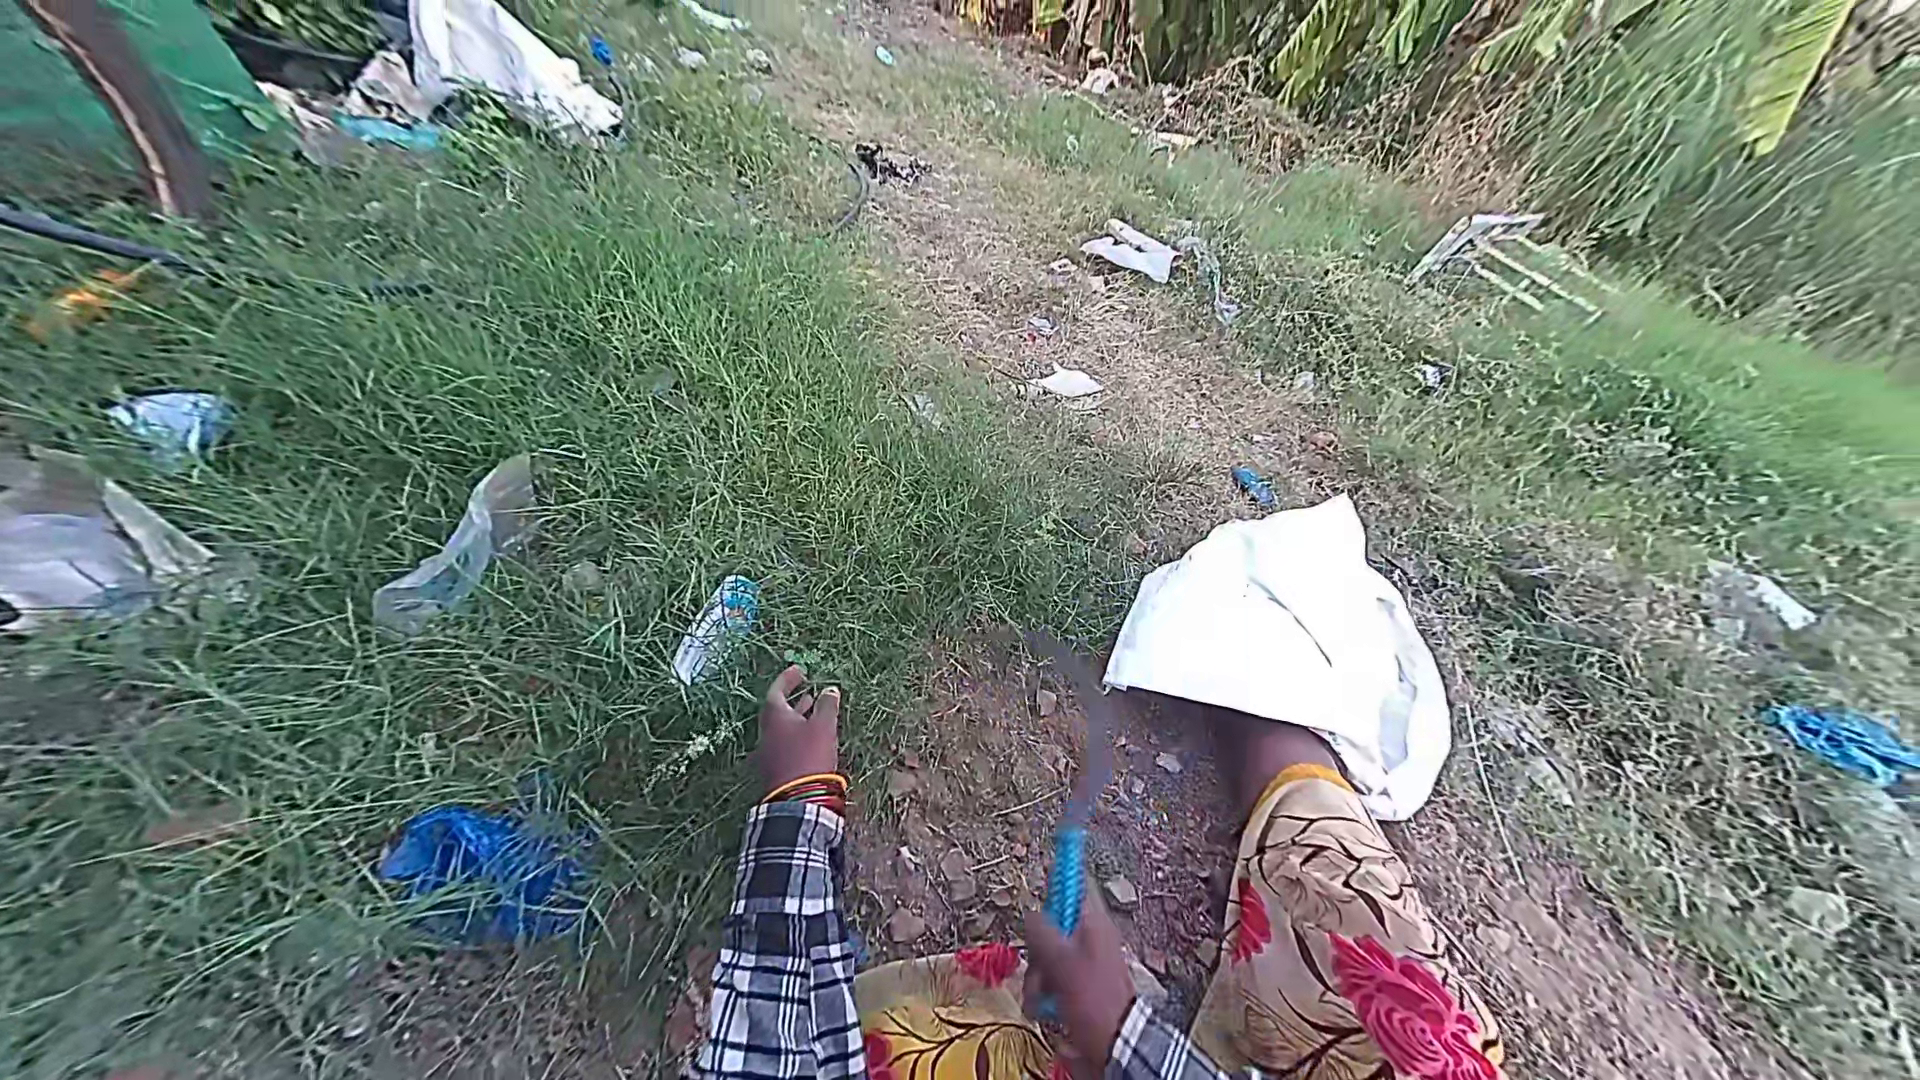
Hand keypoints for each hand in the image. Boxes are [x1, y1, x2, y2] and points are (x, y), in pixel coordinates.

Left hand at [755, 665, 840, 796]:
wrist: (797, 799)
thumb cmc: (809, 754)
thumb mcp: (823, 725)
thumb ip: (827, 705)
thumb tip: (830, 689)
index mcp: (774, 717)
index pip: (777, 690)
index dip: (788, 678)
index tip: (800, 670)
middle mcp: (766, 732)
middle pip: (777, 709)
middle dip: (793, 697)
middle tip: (807, 688)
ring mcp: (768, 751)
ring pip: (781, 726)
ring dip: (796, 714)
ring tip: (813, 708)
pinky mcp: (775, 766)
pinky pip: (784, 740)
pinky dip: (796, 731)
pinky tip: (811, 734)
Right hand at [1023, 886, 1136, 1073]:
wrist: (1119, 1045)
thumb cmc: (1094, 998)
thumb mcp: (1060, 960)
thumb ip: (1041, 930)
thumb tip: (1030, 914)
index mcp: (1092, 920)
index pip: (1077, 880)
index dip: (1059, 873)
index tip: (1044, 870)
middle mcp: (1091, 934)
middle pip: (1055, 920)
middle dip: (1039, 943)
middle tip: (1038, 962)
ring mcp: (1087, 958)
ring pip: (1051, 950)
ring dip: (1039, 973)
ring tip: (1040, 994)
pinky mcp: (1083, 982)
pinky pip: (1056, 973)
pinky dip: (1046, 987)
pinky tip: (1044, 1005)